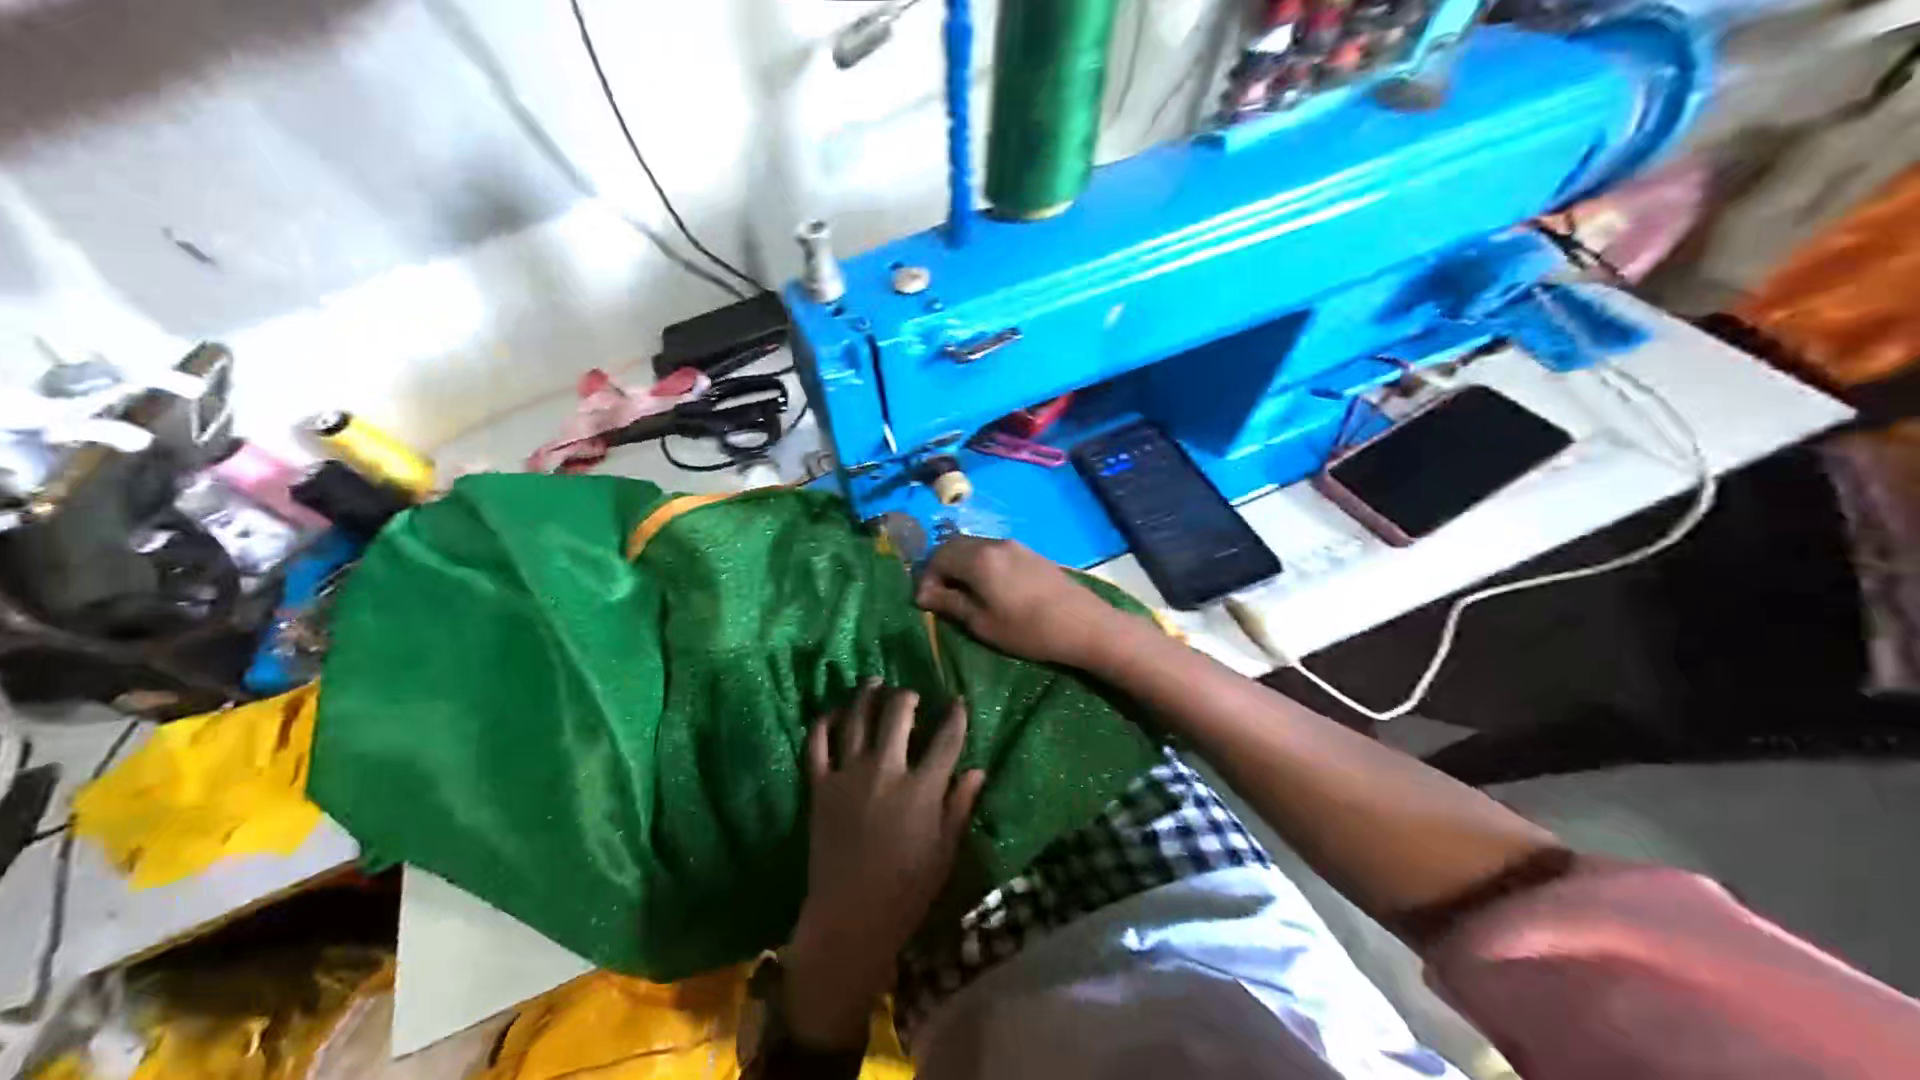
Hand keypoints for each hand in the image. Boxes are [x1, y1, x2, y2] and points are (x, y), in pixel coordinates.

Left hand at [783, 681, 985, 1049]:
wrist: (849, 918)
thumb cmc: (906, 890)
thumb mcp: (944, 851)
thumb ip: (959, 806)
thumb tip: (977, 770)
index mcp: (921, 789)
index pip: (946, 739)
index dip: (955, 716)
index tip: (959, 701)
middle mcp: (885, 771)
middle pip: (897, 715)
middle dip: (907, 696)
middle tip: (911, 694)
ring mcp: (848, 775)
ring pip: (857, 719)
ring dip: (867, 695)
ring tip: (874, 682)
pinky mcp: (820, 787)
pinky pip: (817, 744)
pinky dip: (824, 723)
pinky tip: (833, 712)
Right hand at [915, 536, 1131, 667]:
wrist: (1083, 624)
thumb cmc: (1027, 629)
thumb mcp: (981, 623)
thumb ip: (949, 603)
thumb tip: (924, 594)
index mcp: (977, 558)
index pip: (937, 557)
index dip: (926, 578)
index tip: (926, 603)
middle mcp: (993, 543)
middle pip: (954, 546)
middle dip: (941, 568)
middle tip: (941, 597)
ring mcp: (1014, 545)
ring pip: (974, 547)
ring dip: (961, 566)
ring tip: (964, 595)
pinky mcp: (1030, 553)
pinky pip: (993, 552)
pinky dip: (980, 565)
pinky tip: (989, 589)